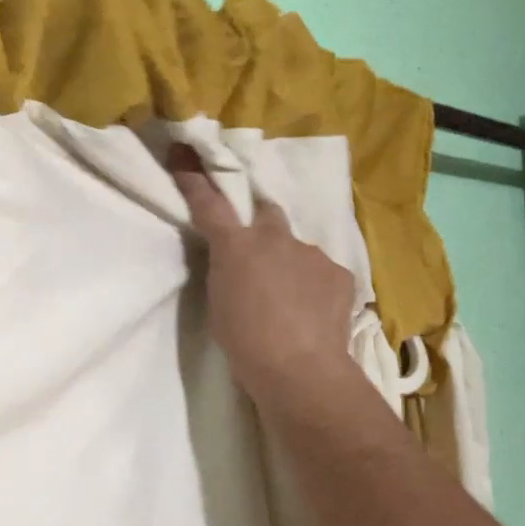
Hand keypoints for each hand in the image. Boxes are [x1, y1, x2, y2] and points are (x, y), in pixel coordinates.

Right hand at [171, 149, 358, 399]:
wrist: (299, 368)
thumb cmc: (244, 340)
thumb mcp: (218, 302)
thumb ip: (225, 272)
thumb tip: (239, 263)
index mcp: (237, 246)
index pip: (211, 205)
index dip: (196, 181)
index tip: (183, 156)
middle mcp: (277, 238)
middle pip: (267, 212)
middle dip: (260, 222)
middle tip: (255, 252)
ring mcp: (313, 254)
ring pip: (297, 249)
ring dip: (289, 264)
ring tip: (287, 300)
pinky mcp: (340, 274)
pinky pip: (322, 272)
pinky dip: (313, 285)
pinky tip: (310, 312)